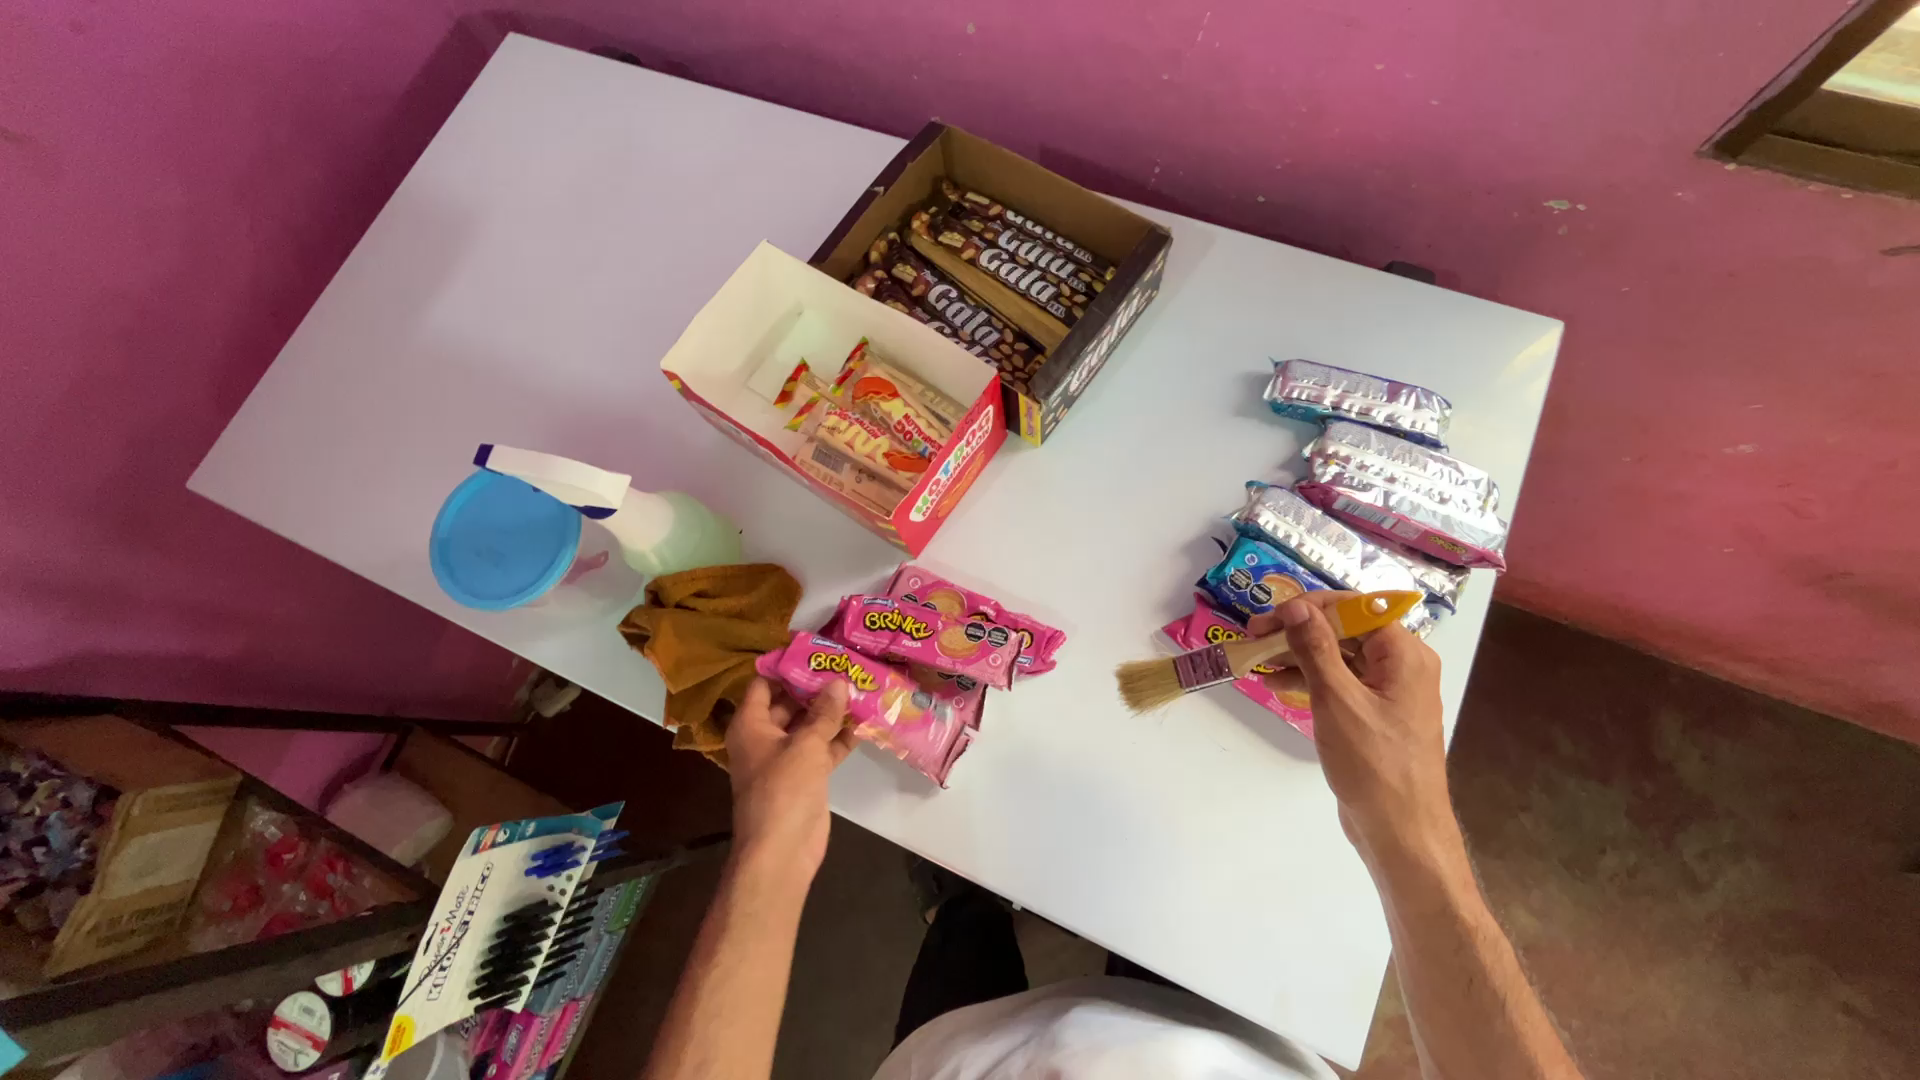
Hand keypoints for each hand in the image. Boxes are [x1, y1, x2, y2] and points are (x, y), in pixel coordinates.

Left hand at [725, 677, 858, 885]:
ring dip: (832, 711)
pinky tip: (867, 721)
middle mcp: (765, 737)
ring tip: (861, 685)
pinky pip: (823, 749)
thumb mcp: (805, 745)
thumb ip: (824, 713)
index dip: (785, 665)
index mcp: (751, 724)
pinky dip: (840, 738)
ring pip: (809, 726)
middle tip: (846, 664)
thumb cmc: (783, 790)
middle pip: (789, 702)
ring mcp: (786, 758)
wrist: (781, 851)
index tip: (815, 648)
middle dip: (816, 686)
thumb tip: (838, 682)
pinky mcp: (806, 777)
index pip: (763, 683)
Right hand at [1248, 593, 1453, 857]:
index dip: (1308, 607)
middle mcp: (1401, 665)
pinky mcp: (1373, 713)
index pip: (1354, 608)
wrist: (1401, 831)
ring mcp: (1387, 690)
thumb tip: (1295, 606)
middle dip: (1298, 630)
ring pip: (1337, 655)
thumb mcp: (1337, 700)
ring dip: (1298, 654)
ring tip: (1257, 660)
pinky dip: (1309, 678)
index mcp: (1404, 654)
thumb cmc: (1373, 763)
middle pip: (1344, 629)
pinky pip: (1339, 681)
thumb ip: (1315, 648)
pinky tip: (1277, 683)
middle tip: (1254, 637)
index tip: (1268, 618)